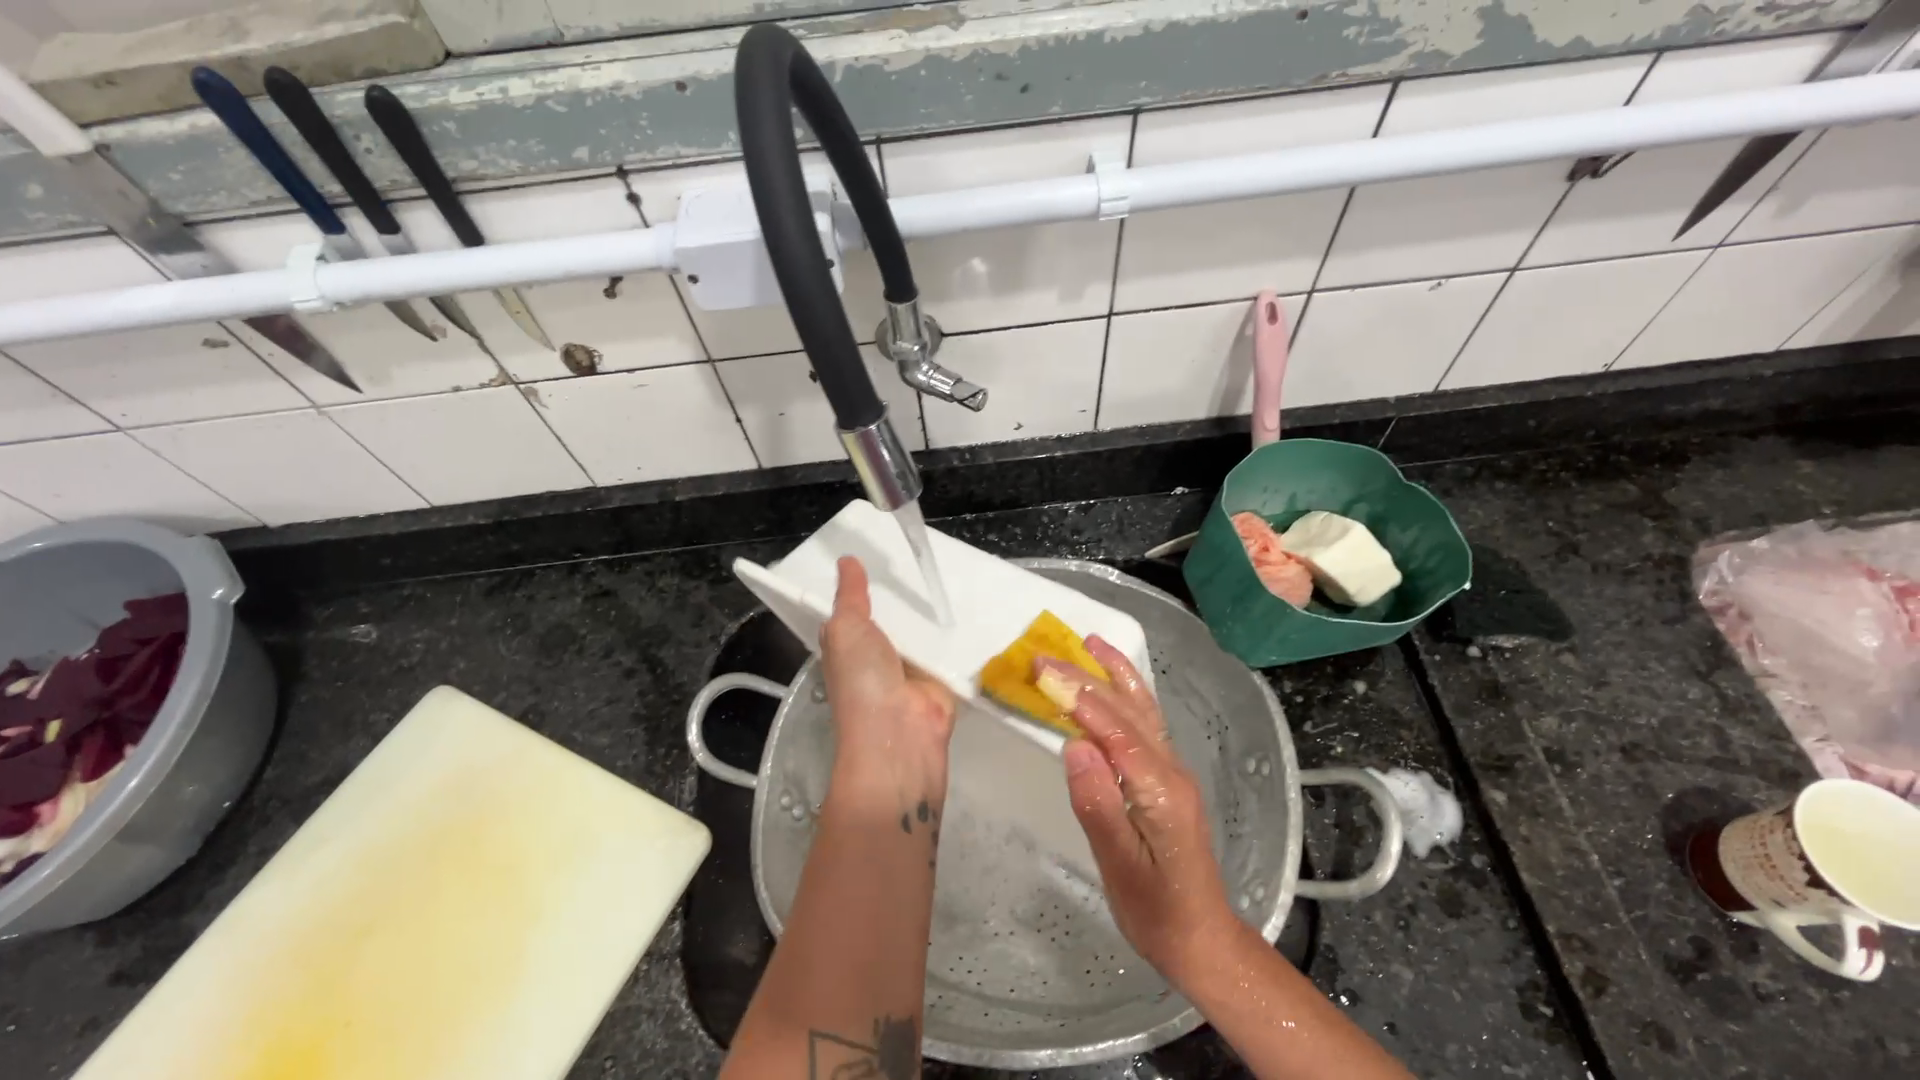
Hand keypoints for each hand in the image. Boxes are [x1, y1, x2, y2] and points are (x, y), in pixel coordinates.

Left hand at [820, 556, 956, 806]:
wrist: (899, 733)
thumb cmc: (861, 680)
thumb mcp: (845, 628)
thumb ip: (849, 595)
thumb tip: (846, 561)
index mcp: (848, 646)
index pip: (854, 610)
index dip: (863, 585)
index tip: (880, 552)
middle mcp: (878, 656)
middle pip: (893, 617)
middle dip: (905, 593)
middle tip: (923, 552)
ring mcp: (911, 667)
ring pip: (922, 630)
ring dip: (934, 610)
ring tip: (955, 570)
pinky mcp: (942, 677)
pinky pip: (950, 647)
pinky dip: (959, 632)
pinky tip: (975, 603)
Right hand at [1038, 639, 1237, 980]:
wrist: (1200, 938)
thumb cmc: (1155, 911)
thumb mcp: (1120, 866)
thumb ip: (1099, 805)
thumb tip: (1074, 746)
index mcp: (1160, 792)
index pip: (1115, 732)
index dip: (1079, 698)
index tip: (1042, 671)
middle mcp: (1172, 772)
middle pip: (1128, 713)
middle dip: (1088, 678)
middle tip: (1045, 655)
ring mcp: (1174, 774)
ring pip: (1143, 712)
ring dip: (1115, 676)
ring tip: (1091, 644)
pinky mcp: (1168, 782)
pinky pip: (1146, 727)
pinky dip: (1126, 698)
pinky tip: (1113, 688)